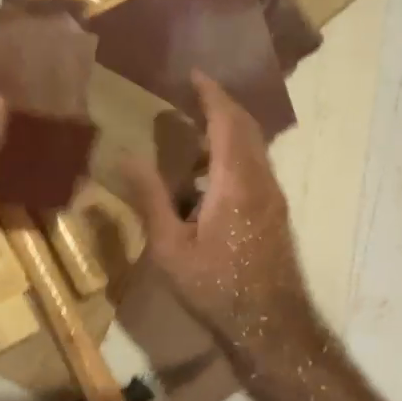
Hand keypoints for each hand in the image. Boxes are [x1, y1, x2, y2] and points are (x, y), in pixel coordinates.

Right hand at [124, 73, 317, 353]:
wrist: (270, 327)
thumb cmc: (215, 287)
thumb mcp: (169, 247)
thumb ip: (150, 198)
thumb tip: (126, 155)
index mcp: (235, 181)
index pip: (227, 121)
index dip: (211, 93)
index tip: (193, 73)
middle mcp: (261, 180)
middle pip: (247, 127)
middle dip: (221, 103)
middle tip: (192, 92)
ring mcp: (273, 197)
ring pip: (254, 146)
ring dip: (228, 127)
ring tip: (193, 126)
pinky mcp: (274, 213)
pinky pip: (255, 164)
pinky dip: (233, 150)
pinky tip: (207, 171)